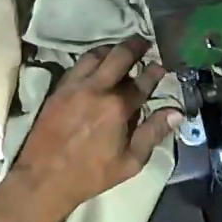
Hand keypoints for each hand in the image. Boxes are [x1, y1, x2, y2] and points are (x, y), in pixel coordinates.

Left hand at [0, 38, 178, 221]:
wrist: (44, 178)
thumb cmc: (91, 174)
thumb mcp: (130, 161)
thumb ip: (153, 133)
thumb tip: (176, 112)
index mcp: (117, 107)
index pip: (142, 81)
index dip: (155, 71)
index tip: (162, 65)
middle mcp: (96, 89)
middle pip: (119, 56)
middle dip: (135, 46)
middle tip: (144, 42)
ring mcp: (74, 86)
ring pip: (95, 55)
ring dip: (111, 49)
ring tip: (121, 50)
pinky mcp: (58, 89)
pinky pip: (77, 65)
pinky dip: (91, 59)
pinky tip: (96, 65)